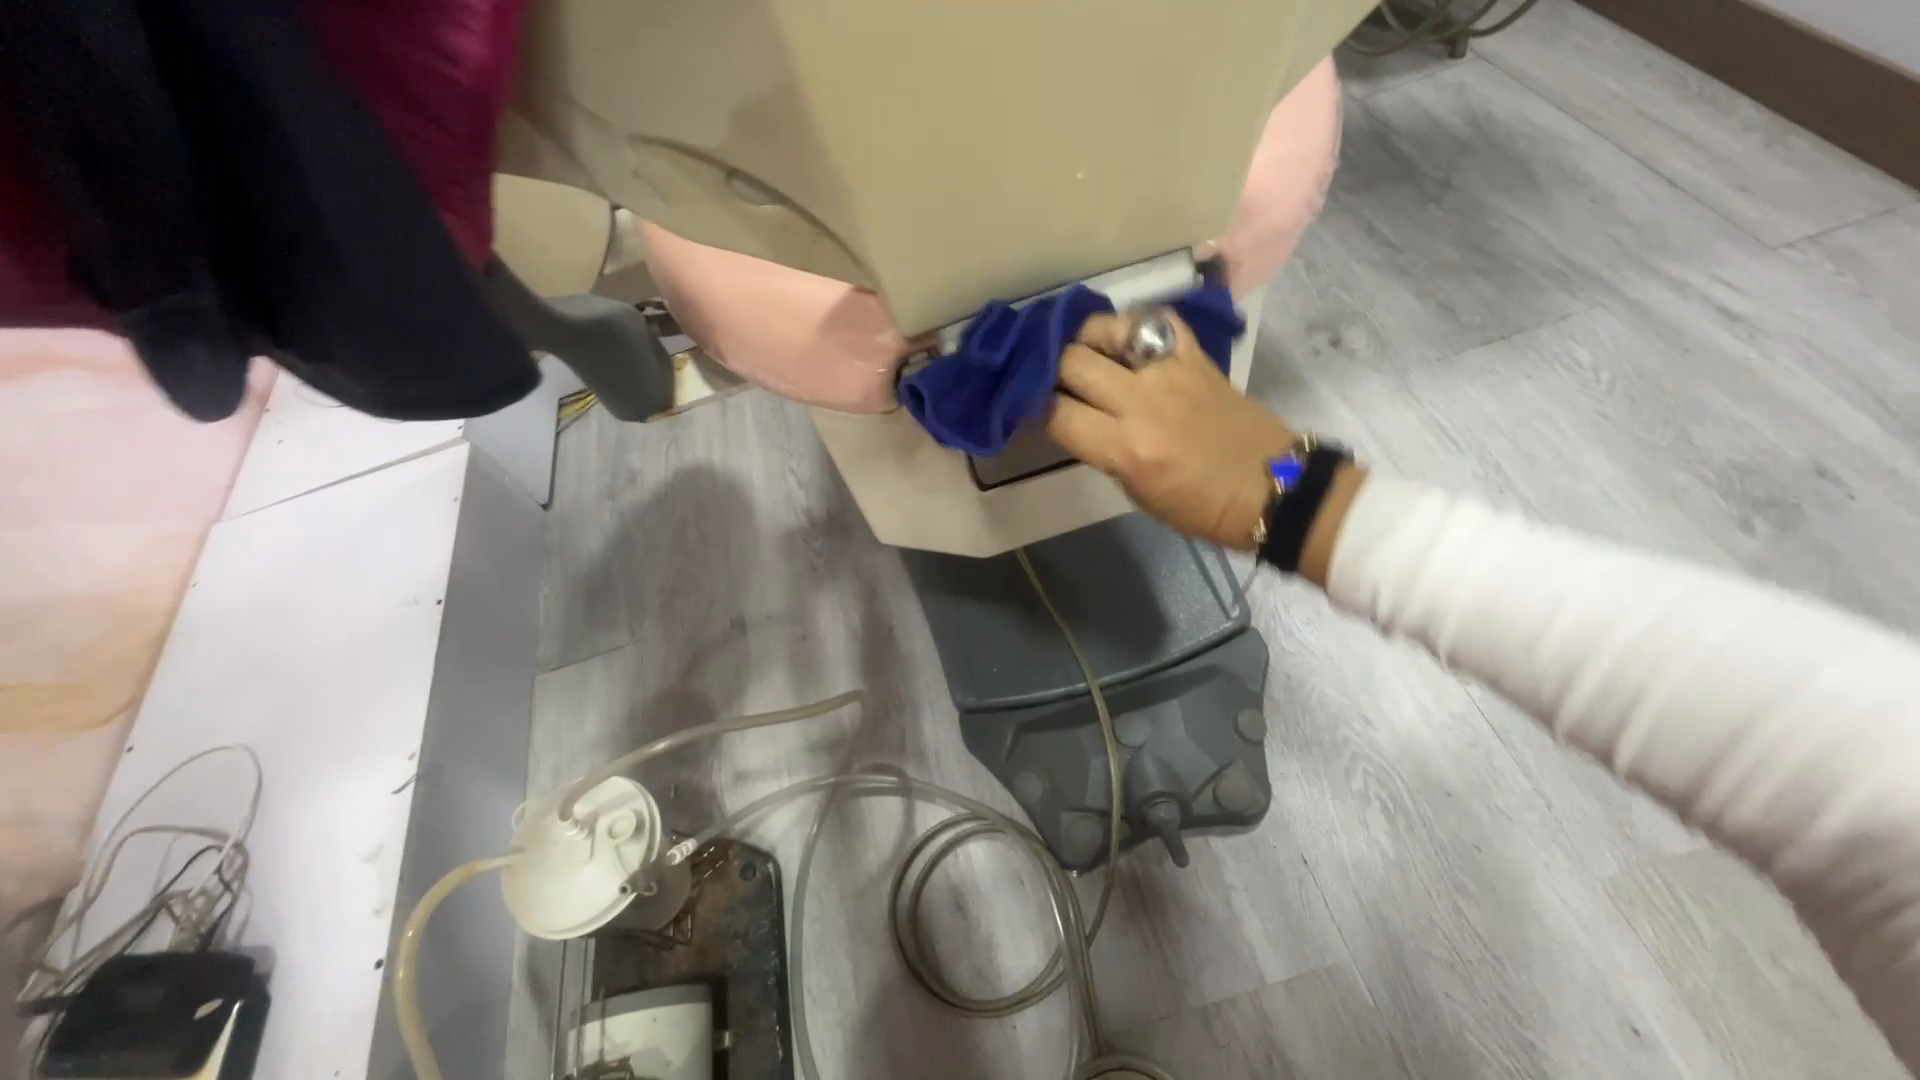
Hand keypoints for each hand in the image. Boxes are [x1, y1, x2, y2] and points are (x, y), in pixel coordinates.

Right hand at [1044, 309, 1295, 549]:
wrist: (1270, 486)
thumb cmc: (1198, 506)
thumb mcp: (1135, 490)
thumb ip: (1101, 449)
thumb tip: (1073, 417)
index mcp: (1126, 449)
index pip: (1057, 414)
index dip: (1034, 409)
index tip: (1027, 407)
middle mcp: (1142, 403)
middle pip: (1071, 362)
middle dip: (1049, 369)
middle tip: (1045, 376)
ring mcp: (1170, 371)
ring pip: (1105, 330)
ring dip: (1083, 339)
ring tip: (1080, 350)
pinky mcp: (1194, 355)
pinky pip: (1153, 322)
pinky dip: (1132, 327)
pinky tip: (1125, 341)